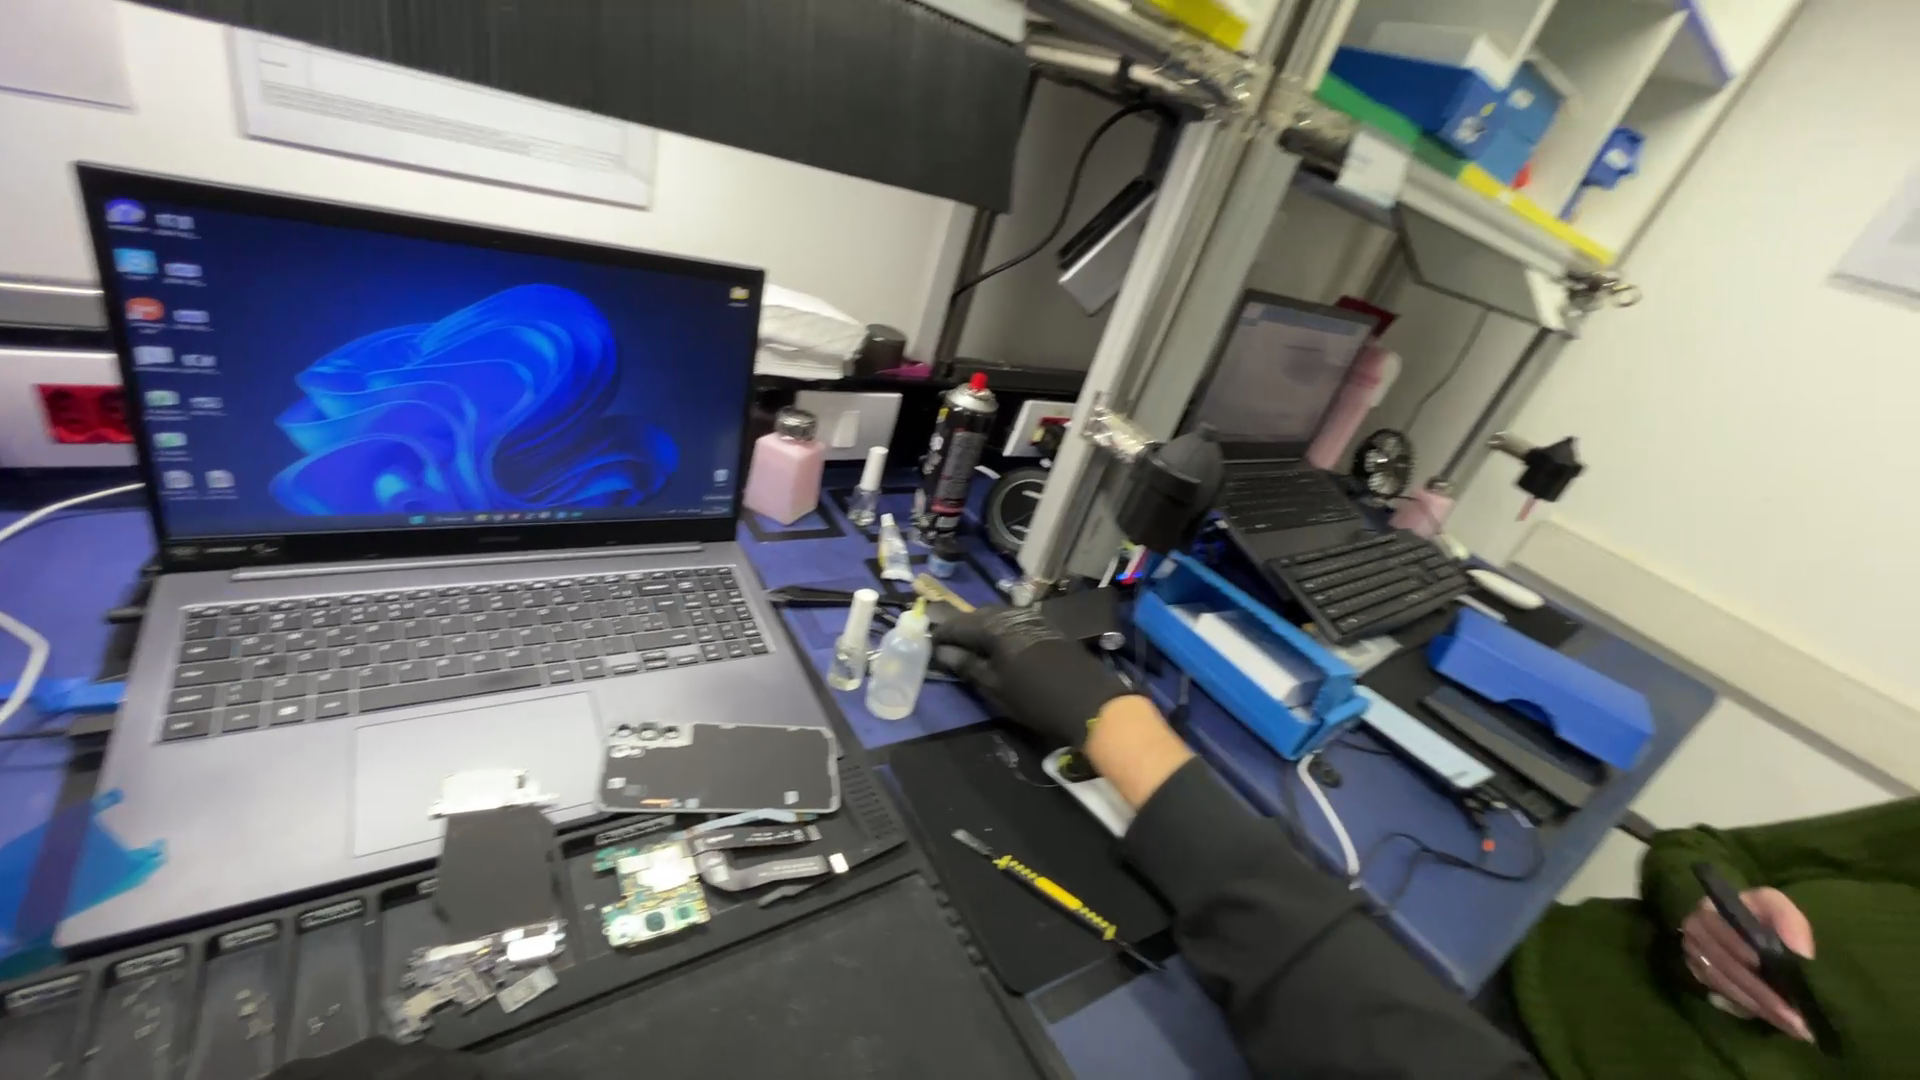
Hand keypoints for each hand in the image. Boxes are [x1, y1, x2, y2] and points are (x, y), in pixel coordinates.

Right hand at [932, 604, 1130, 748]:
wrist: (1089, 701)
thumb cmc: (1035, 699)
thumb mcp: (994, 687)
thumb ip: (967, 666)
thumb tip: (943, 652)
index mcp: (993, 626)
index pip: (958, 625)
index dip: (941, 634)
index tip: (928, 645)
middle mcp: (1011, 614)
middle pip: (977, 616)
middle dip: (961, 629)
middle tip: (947, 647)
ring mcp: (1031, 617)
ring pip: (996, 618)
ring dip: (980, 630)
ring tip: (969, 648)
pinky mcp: (1045, 626)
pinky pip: (1012, 623)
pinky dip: (999, 632)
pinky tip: (996, 647)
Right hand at [1680, 886, 1816, 1041]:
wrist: (1747, 926)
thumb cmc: (1760, 914)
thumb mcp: (1775, 905)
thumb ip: (1788, 919)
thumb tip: (1800, 952)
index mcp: (1706, 910)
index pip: (1719, 932)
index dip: (1744, 951)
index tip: (1777, 975)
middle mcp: (1692, 930)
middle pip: (1721, 963)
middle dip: (1760, 992)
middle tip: (1796, 1019)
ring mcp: (1692, 952)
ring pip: (1721, 982)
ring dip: (1757, 1005)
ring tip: (1793, 1026)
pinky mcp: (1697, 971)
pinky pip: (1719, 992)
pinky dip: (1745, 1007)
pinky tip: (1772, 1018)